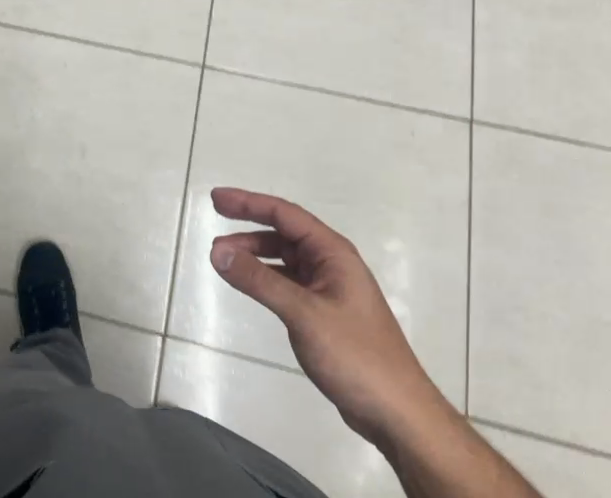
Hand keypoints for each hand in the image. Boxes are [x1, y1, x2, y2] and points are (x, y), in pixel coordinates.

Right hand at [209, 187, 451, 448]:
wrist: (396, 412)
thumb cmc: (355, 355)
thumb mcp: (303, 313)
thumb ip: (259, 280)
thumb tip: (217, 251)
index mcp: (333, 254)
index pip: (285, 214)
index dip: (248, 203)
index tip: (215, 199)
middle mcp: (332, 265)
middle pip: (284, 234)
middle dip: (248, 229)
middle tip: (214, 231)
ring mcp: (330, 290)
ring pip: (285, 260)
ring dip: (255, 256)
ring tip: (223, 262)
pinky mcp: (325, 314)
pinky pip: (288, 283)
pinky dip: (265, 279)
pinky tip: (249, 286)